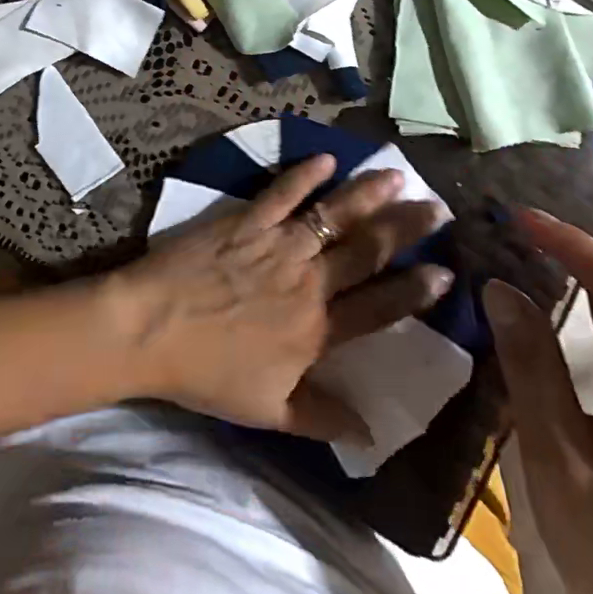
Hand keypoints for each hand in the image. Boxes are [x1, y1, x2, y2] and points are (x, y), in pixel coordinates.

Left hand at [106, 154, 451, 440]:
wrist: (145, 327)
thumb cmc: (202, 372)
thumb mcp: (267, 412)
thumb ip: (321, 418)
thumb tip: (371, 435)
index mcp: (318, 330)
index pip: (380, 308)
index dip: (415, 291)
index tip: (446, 272)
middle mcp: (306, 283)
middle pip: (366, 252)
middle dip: (404, 230)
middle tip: (436, 208)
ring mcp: (273, 247)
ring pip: (331, 217)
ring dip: (366, 195)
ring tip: (396, 175)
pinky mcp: (239, 223)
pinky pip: (278, 194)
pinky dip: (302, 175)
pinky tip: (323, 158)